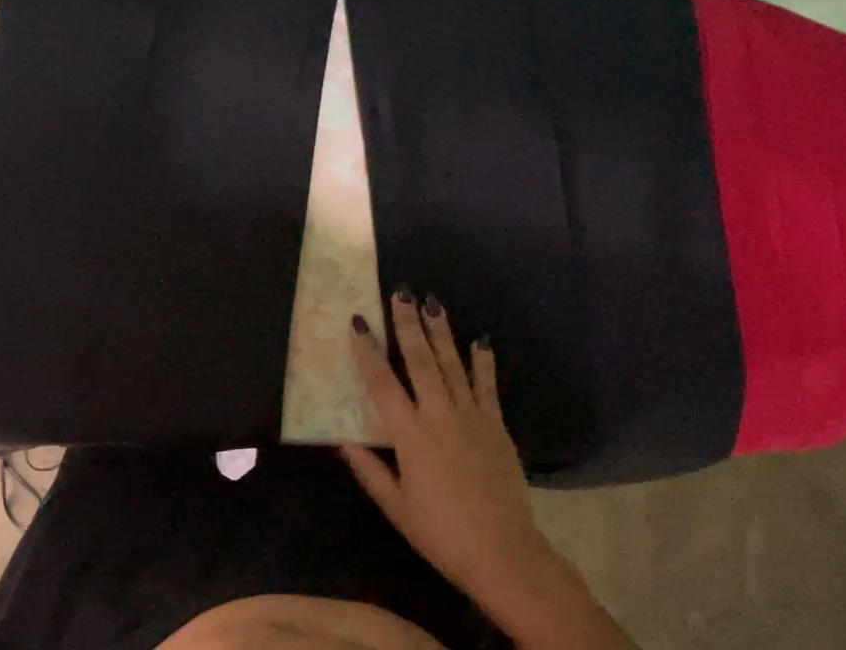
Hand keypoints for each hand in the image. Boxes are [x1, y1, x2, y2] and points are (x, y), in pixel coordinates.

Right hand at [340, 289, 550, 597]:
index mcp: (409, 434)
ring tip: (432, 302)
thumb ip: (369, 469)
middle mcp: (438, 414)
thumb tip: (341, 439)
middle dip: (408, 324)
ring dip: (440, 331)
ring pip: (451, 364)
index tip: (358, 320)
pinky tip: (480, 339)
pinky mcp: (496, 426)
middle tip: (400, 292)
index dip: (368, 350)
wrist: (504, 553)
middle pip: (419, 360)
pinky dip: (482, 361)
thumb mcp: (396, 506)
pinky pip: (487, 386)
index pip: (381, 382)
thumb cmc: (441, 533)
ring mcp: (471, 417)